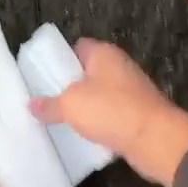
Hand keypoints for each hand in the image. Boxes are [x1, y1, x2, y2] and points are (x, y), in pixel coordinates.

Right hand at [28, 39, 187, 186]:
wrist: (156, 139)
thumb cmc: (111, 110)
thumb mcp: (70, 105)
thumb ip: (49, 104)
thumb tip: (31, 105)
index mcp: (104, 54)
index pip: (77, 47)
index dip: (59, 58)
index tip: (42, 75)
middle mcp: (119, 67)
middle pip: (87, 72)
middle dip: (69, 85)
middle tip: (46, 100)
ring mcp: (131, 91)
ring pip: (99, 95)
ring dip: (84, 107)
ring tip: (60, 120)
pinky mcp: (138, 113)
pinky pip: (111, 114)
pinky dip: (99, 123)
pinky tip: (83, 135)